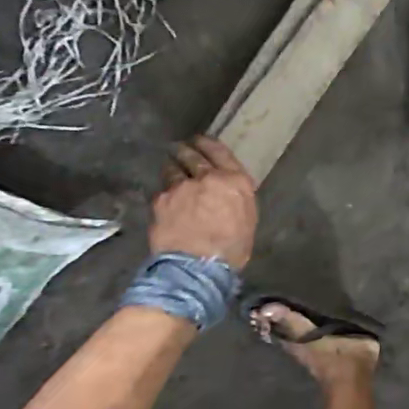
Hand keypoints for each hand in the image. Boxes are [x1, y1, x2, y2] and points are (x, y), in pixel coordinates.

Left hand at [149, 136, 257, 269]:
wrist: (198, 268)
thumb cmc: (231, 250)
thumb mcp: (247, 219)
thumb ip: (236, 197)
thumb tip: (227, 191)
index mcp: (234, 181)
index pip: (220, 152)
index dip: (208, 144)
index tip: (200, 140)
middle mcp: (207, 177)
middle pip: (192, 155)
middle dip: (185, 150)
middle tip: (180, 148)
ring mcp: (180, 187)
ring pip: (172, 169)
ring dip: (171, 168)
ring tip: (169, 169)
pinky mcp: (160, 201)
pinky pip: (161, 190)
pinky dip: (163, 192)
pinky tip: (163, 197)